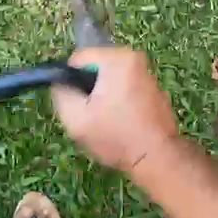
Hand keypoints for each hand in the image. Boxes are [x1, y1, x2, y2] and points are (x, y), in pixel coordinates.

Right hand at [51, 47, 183, 176]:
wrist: (157, 159)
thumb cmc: (115, 136)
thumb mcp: (76, 118)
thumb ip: (61, 93)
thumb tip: (60, 83)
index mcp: (117, 58)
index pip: (79, 59)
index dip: (71, 81)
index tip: (77, 103)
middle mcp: (134, 58)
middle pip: (95, 68)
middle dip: (88, 89)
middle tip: (90, 115)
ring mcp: (147, 73)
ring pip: (110, 79)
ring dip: (103, 96)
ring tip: (105, 122)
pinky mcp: (154, 89)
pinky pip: (125, 88)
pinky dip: (119, 101)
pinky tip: (120, 123)